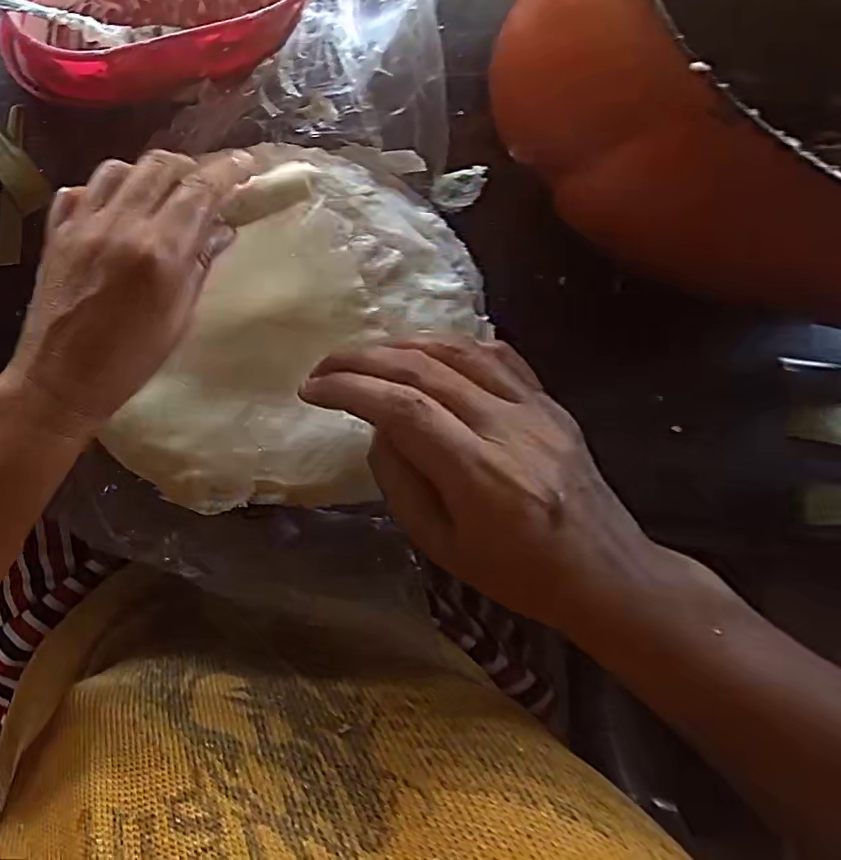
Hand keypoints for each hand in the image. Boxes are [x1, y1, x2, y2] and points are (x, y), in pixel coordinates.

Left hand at [0, 149, 252, 439]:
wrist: (56, 381)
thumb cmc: (125, 363)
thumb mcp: (178, 318)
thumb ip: (198, 265)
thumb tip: (220, 228)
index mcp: (157, 250)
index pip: (199, 186)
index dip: (229, 169)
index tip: (246, 165)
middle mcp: (117, 226)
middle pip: (158, 165)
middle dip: (189, 167)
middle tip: (203, 184)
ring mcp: (79, 228)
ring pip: (116, 170)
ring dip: (143, 174)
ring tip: (157, 195)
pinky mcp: (53, 236)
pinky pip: (77, 193)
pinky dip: (100, 191)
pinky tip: (112, 210)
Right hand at [299, 337, 666, 633]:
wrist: (612, 579)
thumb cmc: (512, 570)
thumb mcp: (432, 538)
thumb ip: (395, 474)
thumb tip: (376, 424)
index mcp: (482, 475)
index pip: (403, 407)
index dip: (348, 388)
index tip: (310, 391)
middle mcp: (513, 432)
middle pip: (423, 370)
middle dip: (358, 360)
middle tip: (320, 369)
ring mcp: (539, 413)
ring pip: (457, 352)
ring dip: (395, 345)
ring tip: (358, 357)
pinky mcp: (551, 405)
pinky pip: (495, 355)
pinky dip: (444, 344)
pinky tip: (414, 353)